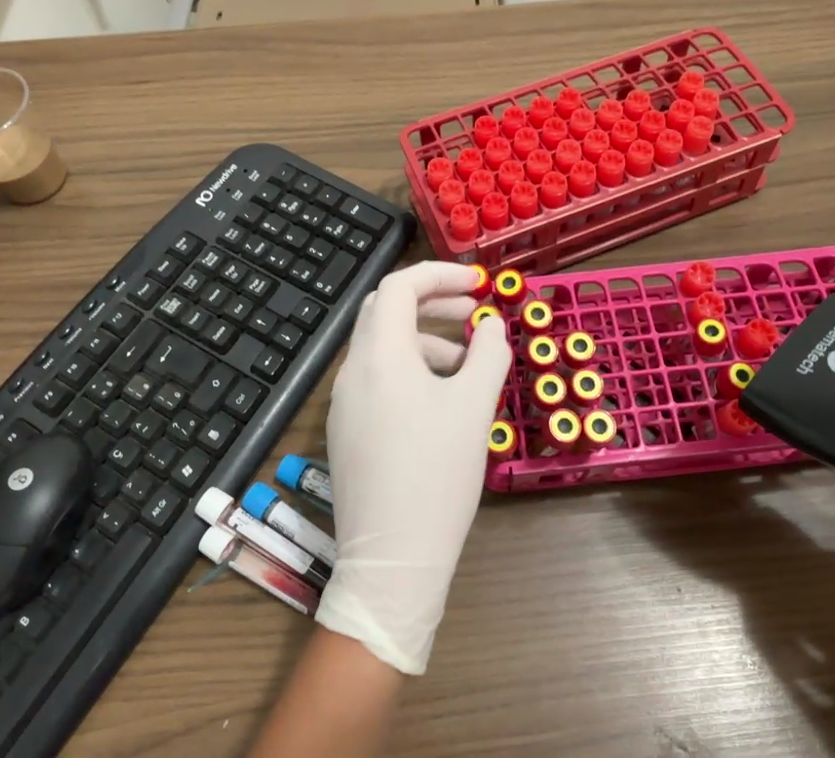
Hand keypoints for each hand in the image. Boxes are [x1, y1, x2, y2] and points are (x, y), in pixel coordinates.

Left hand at [315, 261, 510, 674]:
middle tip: (475, 313)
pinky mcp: (346, 432)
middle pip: (385, 312)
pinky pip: (377, 381)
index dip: (440, 274)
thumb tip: (490, 325)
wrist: (393, 559)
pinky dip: (410, 371)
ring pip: (383, 349)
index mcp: (379, 357)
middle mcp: (353, 372)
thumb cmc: (438, 475)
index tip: (479, 284)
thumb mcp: (474, 408)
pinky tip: (442, 402)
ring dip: (426, 341)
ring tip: (469, 365)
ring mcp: (344, 404)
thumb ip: (488, 353)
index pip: (399, 287)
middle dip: (432, 303)